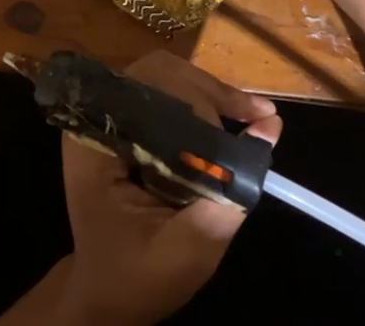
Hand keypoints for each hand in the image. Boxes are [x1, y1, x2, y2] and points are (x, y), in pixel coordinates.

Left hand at [55, 51, 281, 324]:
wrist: (106, 290)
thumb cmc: (140, 276)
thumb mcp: (190, 250)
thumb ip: (229, 193)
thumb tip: (271, 127)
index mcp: (93, 146)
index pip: (147, 97)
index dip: (197, 104)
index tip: (243, 123)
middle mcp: (94, 120)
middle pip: (157, 75)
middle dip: (209, 94)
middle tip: (255, 117)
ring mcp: (106, 116)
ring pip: (165, 76)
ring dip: (211, 94)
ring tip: (252, 115)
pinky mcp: (123, 120)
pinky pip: (165, 91)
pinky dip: (202, 100)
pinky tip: (233, 115)